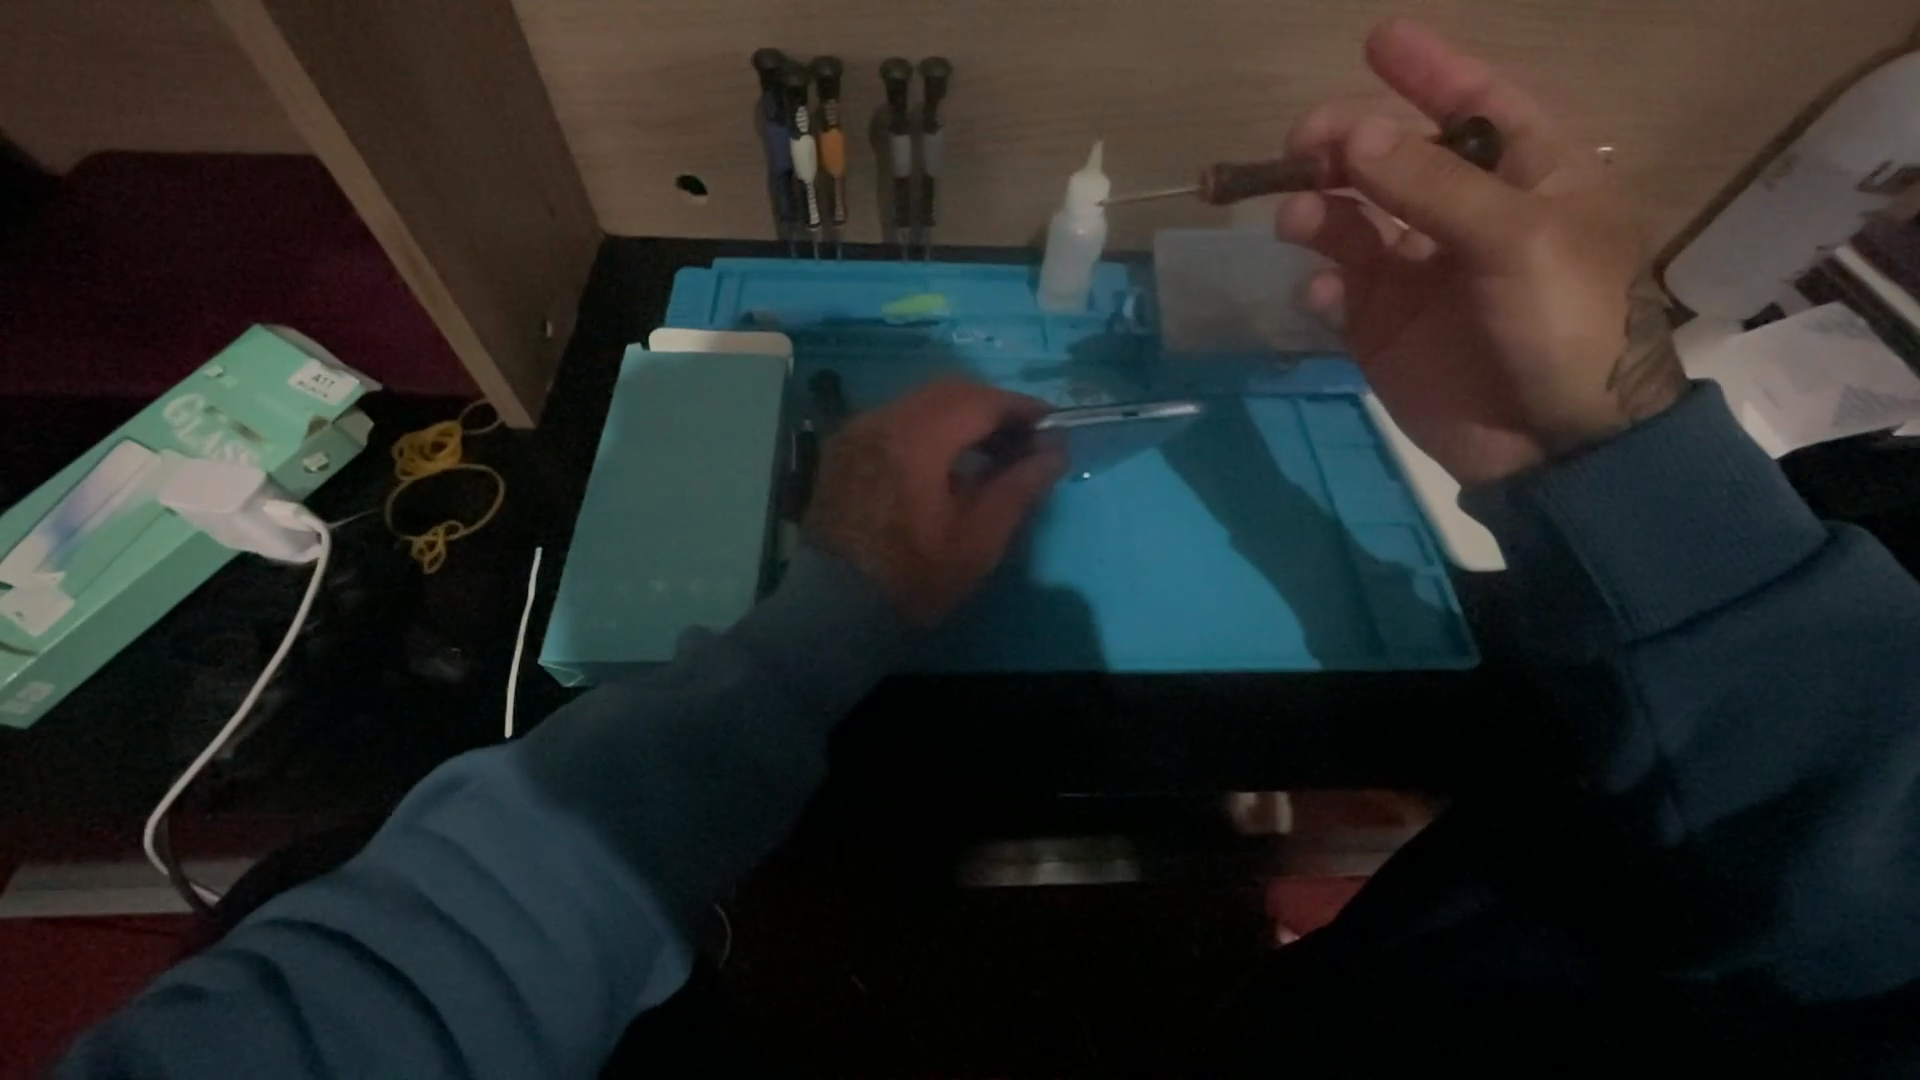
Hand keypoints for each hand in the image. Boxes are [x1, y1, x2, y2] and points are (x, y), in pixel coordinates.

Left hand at [804, 378, 1067, 625]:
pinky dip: (929, 428)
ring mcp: (855, 432)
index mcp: (915, 438)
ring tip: (989, 453)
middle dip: (991, 408)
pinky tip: (945, 462)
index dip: (1020, 408)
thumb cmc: (912, 578)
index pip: (979, 400)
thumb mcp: (978, 541)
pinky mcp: (842, 449)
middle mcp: (881, 420)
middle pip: (948, 391)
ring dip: (959, 417)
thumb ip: (1019, 488)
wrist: (832, 610)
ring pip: (919, 402)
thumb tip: (1055, 452)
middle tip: (1023, 440)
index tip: (1051, 425)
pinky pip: (895, 420)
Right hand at [1275, 18, 1686, 485]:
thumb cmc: (1564, 323)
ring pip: (1352, 223)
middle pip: (1392, 160)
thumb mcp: (1512, 238)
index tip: (1375, 41)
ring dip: (1320, 212)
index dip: (1427, 70)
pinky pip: (1338, 289)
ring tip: (1296, 219)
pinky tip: (1323, 297)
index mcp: (1525, 175)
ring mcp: (1416, 274)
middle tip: (1300, 144)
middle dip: (1345, 144)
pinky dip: (1322, 286)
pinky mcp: (1379, 327)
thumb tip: (1349, 133)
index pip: (1474, 103)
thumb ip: (1428, 185)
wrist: (1551, 442)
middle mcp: (1463, 215)